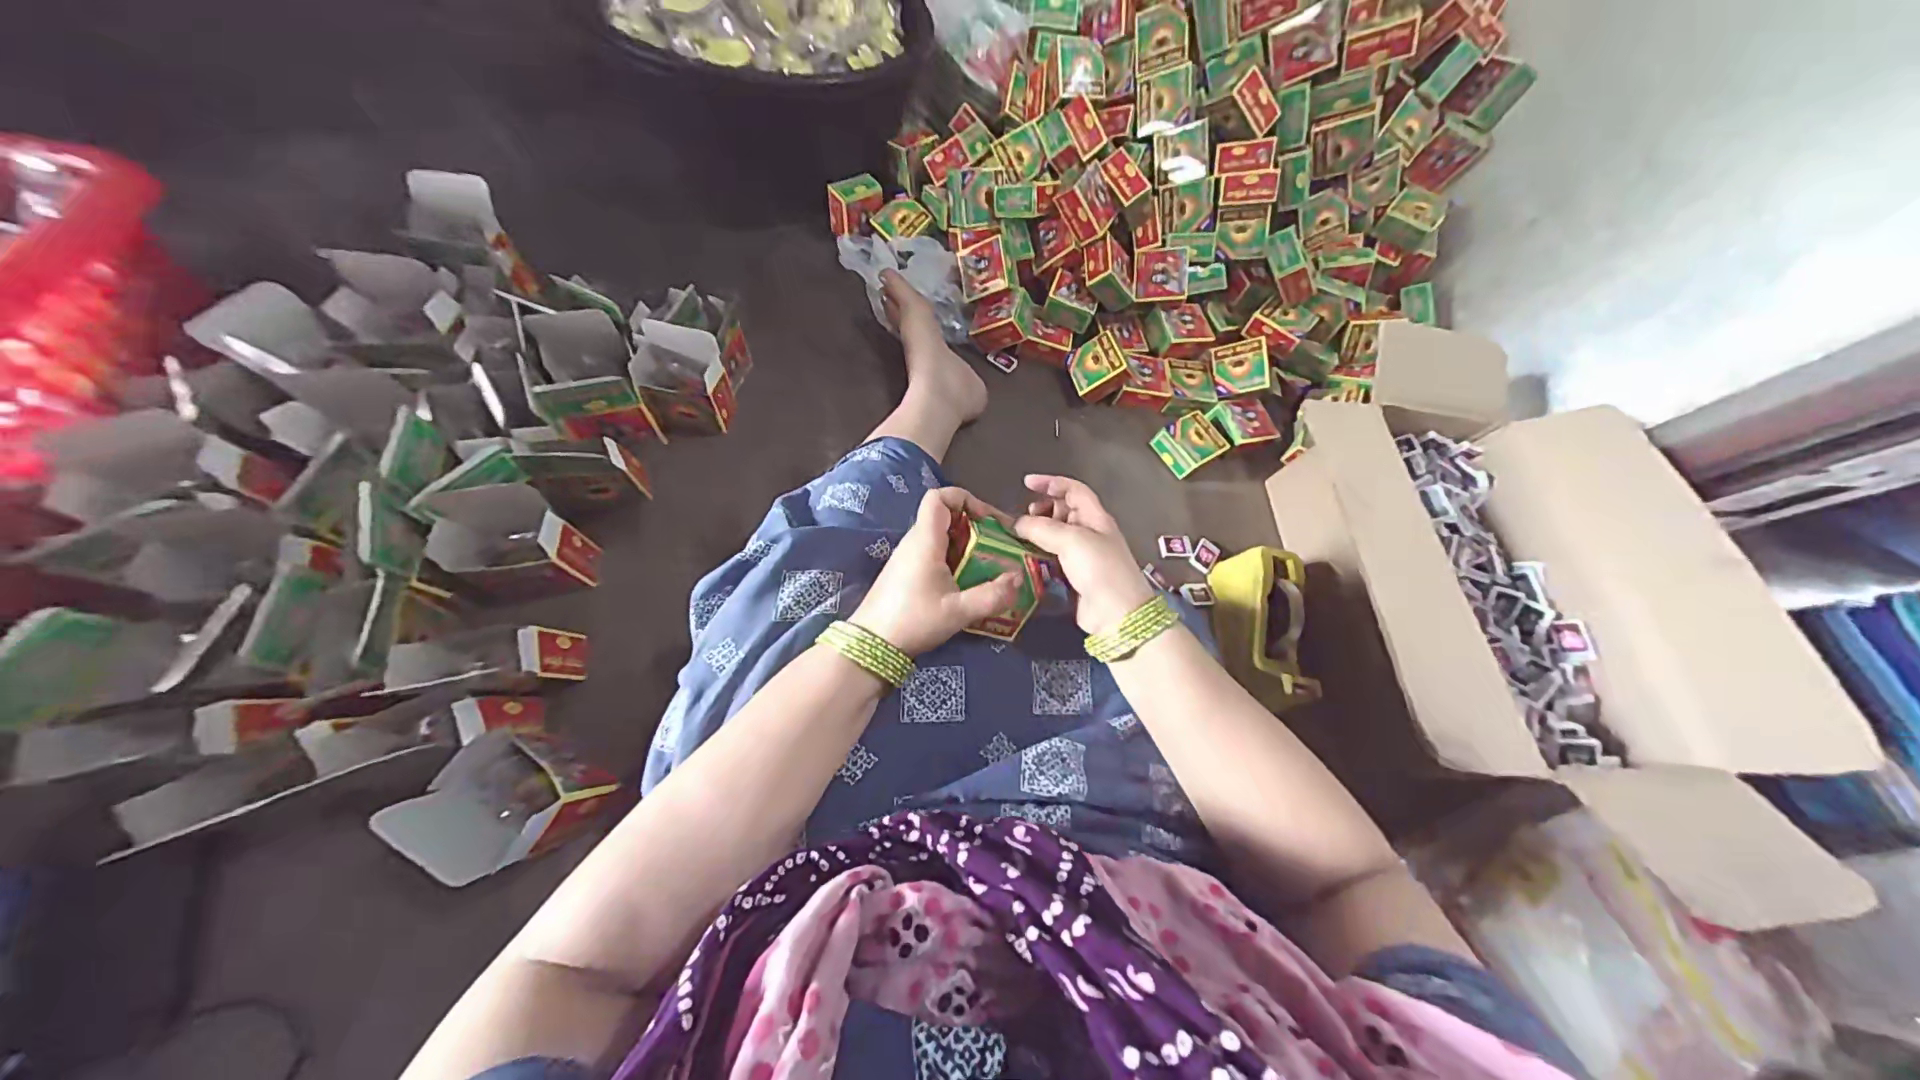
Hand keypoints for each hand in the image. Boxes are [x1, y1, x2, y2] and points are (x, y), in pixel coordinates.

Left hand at [851, 487, 1023, 655]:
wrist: (872, 644)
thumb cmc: (914, 620)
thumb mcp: (959, 611)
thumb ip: (992, 595)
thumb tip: (1019, 580)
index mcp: (925, 541)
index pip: (939, 497)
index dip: (965, 498)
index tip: (988, 520)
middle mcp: (914, 542)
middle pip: (945, 517)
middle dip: (975, 526)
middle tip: (998, 545)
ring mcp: (907, 558)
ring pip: (941, 537)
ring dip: (966, 545)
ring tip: (989, 566)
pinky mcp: (905, 573)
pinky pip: (934, 554)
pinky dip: (954, 559)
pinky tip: (967, 583)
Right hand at [1014, 474, 1156, 636]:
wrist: (1117, 613)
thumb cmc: (1099, 569)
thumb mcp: (1071, 540)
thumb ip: (1041, 528)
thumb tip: (1017, 524)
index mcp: (1096, 517)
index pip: (1074, 489)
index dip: (1051, 482)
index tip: (1027, 483)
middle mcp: (1091, 533)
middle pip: (1064, 510)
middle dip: (1043, 508)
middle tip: (1025, 517)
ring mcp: (1084, 555)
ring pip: (1057, 535)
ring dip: (1039, 532)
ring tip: (1022, 537)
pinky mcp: (1075, 575)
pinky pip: (1054, 557)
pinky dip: (1040, 554)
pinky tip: (1027, 558)